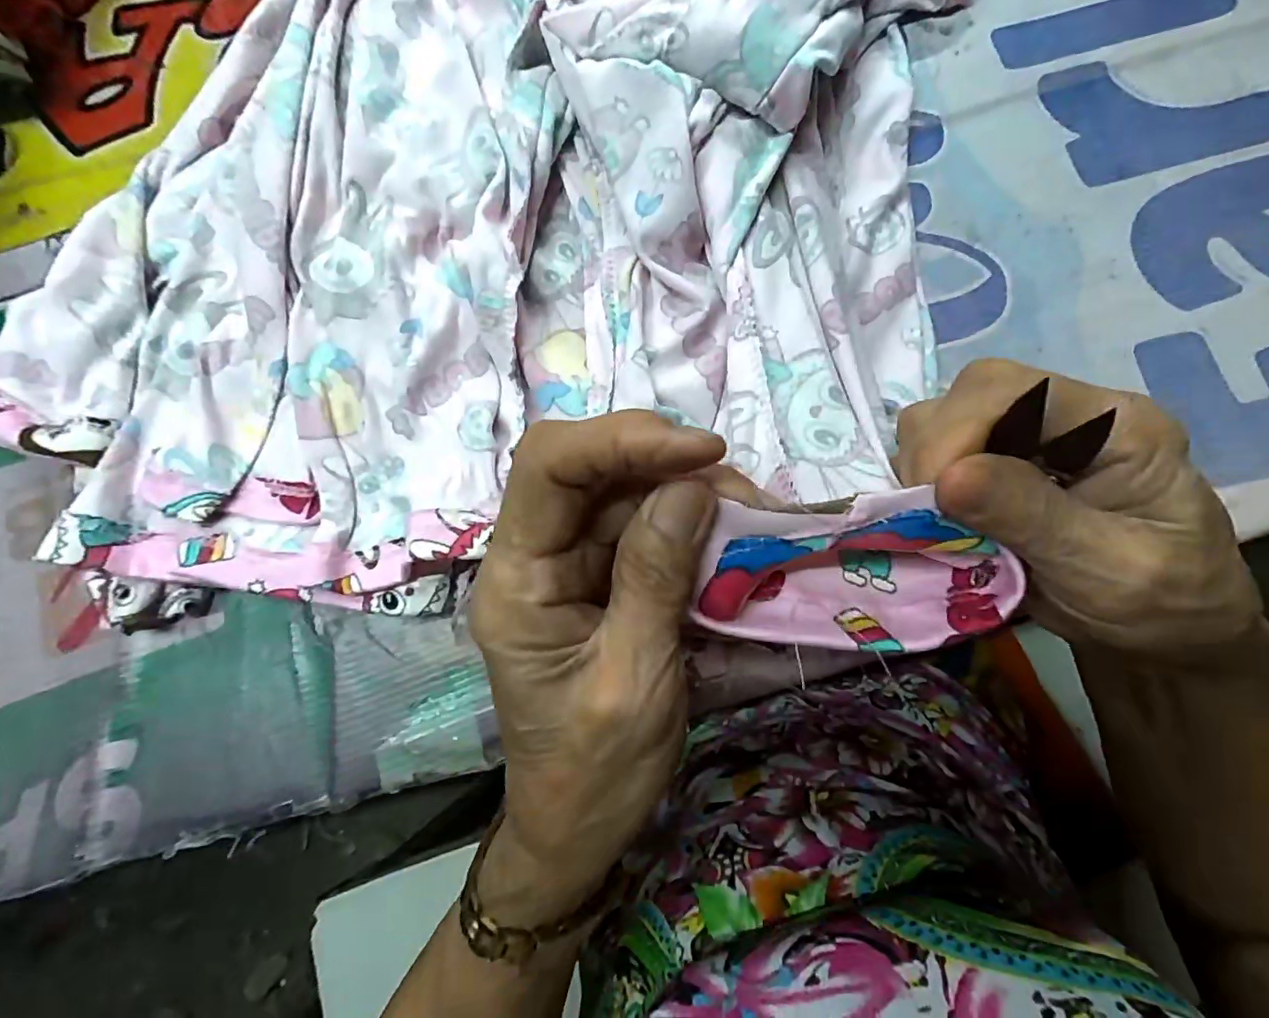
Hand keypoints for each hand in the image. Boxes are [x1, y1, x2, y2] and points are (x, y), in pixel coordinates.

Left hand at [468, 412, 725, 921]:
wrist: (578, 829)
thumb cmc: (595, 770)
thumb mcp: (634, 677)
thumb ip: (654, 578)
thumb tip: (689, 488)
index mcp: (517, 579)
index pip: (547, 468)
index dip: (620, 439)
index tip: (702, 451)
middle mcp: (535, 557)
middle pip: (589, 469)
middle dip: (666, 464)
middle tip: (740, 490)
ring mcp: (569, 565)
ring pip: (625, 494)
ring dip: (690, 494)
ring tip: (750, 516)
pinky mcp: (602, 580)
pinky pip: (645, 529)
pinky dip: (692, 526)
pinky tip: (732, 537)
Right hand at [897, 359, 1263, 659]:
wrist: (1168, 632)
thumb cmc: (1160, 604)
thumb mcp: (1108, 569)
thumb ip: (1031, 516)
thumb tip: (947, 477)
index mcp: (1115, 424)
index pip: (1012, 389)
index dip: (957, 432)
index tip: (937, 496)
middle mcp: (1065, 415)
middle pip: (969, 395)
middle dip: (934, 451)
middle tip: (930, 514)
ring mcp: (1026, 438)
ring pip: (940, 420)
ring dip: (921, 468)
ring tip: (936, 521)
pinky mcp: (995, 463)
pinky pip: (933, 454)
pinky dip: (918, 486)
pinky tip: (937, 519)